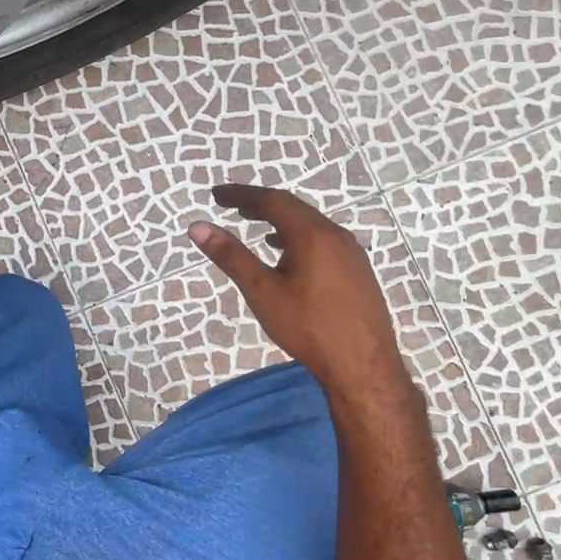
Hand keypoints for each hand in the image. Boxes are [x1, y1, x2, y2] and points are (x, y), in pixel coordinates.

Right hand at [189, 185, 412, 403]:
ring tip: (253, 224)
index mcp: (312, 235)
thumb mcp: (261, 291)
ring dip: (279, 219)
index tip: (216, 195)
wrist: (362, 364)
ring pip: (310, 224)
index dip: (242, 194)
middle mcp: (335, 236)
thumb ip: (231, 255)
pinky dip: (296, 236)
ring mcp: (351, 253)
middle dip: (260, 204)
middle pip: (293, 208)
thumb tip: (198, 227)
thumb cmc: (307, 325)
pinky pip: (322, 240)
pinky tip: (286, 254)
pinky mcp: (357, 271)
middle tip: (230, 206)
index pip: (273, 201)